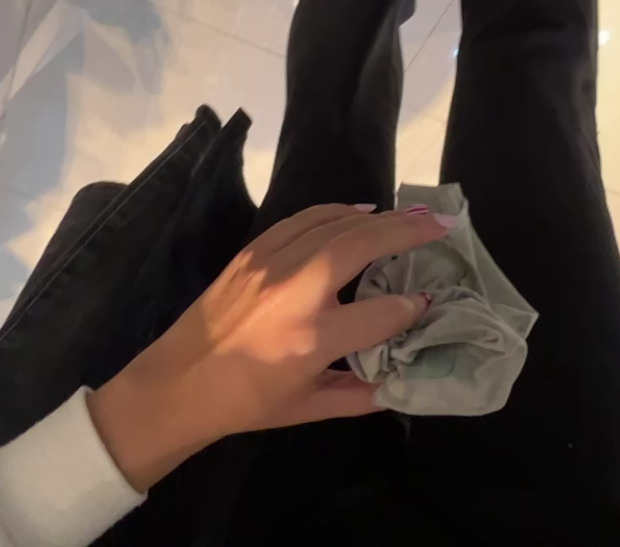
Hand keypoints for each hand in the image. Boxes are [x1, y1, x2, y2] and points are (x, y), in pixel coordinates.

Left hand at [86, 203, 451, 489]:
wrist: (177, 382)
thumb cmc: (245, 402)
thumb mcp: (308, 409)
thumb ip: (362, 393)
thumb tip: (404, 376)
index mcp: (312, 339)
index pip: (381, 313)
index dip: (411, 307)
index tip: (427, 301)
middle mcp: (296, 291)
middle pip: (363, 244)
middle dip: (408, 230)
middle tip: (442, 222)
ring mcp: (272, 262)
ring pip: (336, 222)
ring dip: (378, 215)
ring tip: (411, 213)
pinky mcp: (254, 250)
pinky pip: (305, 218)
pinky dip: (337, 211)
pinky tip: (359, 211)